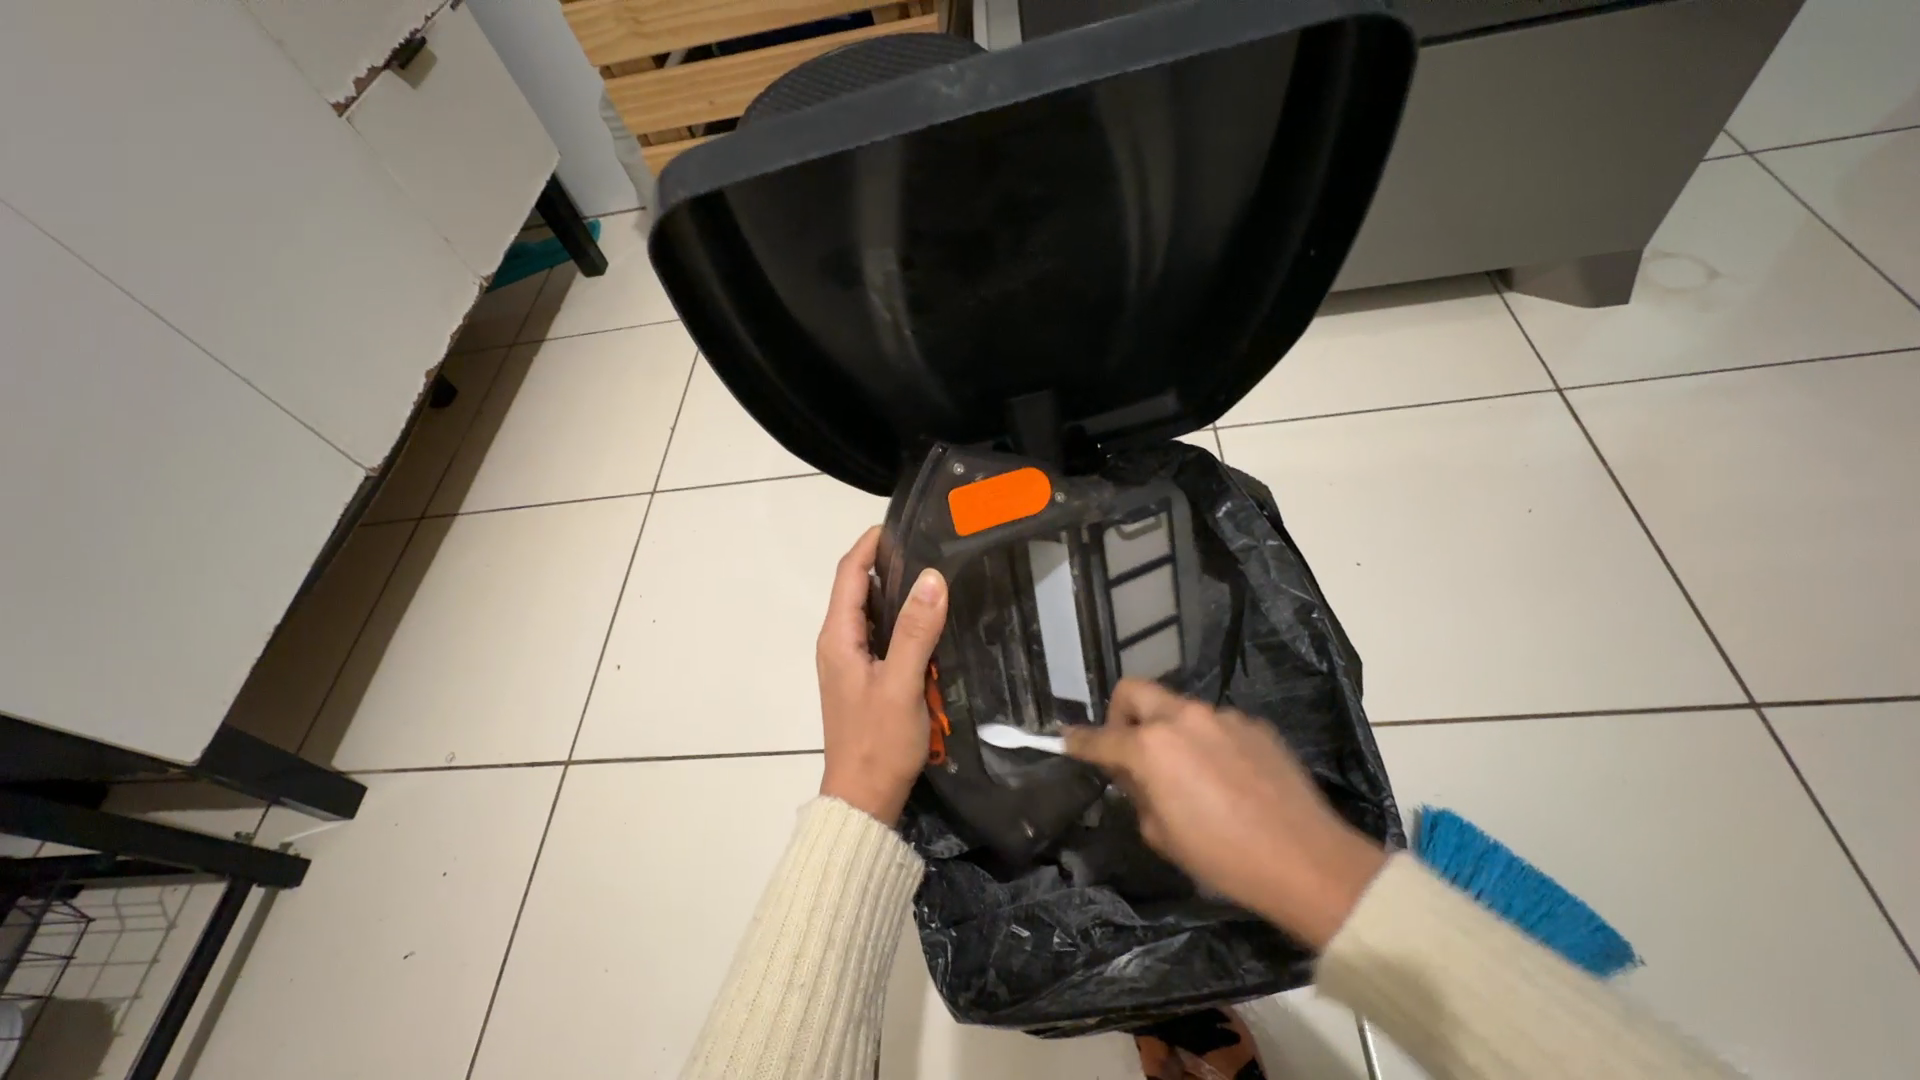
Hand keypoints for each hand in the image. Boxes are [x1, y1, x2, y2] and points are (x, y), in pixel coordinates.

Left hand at [816, 526, 947, 824]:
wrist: (864, 798)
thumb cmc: (879, 741)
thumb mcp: (902, 683)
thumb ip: (916, 631)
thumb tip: (931, 576)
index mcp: (838, 637)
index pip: (848, 573)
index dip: (870, 544)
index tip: (902, 524)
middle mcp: (838, 643)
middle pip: (858, 588)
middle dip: (888, 564)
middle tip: (932, 547)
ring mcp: (849, 662)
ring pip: (872, 613)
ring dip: (897, 594)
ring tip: (936, 576)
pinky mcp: (864, 679)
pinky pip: (881, 637)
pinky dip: (902, 622)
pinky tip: (931, 623)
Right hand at [1066, 679, 1387, 947]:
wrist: (1307, 860)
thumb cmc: (1223, 857)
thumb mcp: (1161, 836)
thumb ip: (1139, 794)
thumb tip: (1135, 778)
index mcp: (1150, 747)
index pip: (1099, 738)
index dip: (1078, 742)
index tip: (1067, 742)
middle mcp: (1183, 718)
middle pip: (1133, 691)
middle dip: (1120, 714)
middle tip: (1129, 749)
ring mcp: (1223, 717)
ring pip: (1179, 709)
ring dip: (1169, 731)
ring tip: (1188, 772)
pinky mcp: (1256, 725)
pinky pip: (1216, 725)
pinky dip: (1208, 742)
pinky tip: (1228, 778)